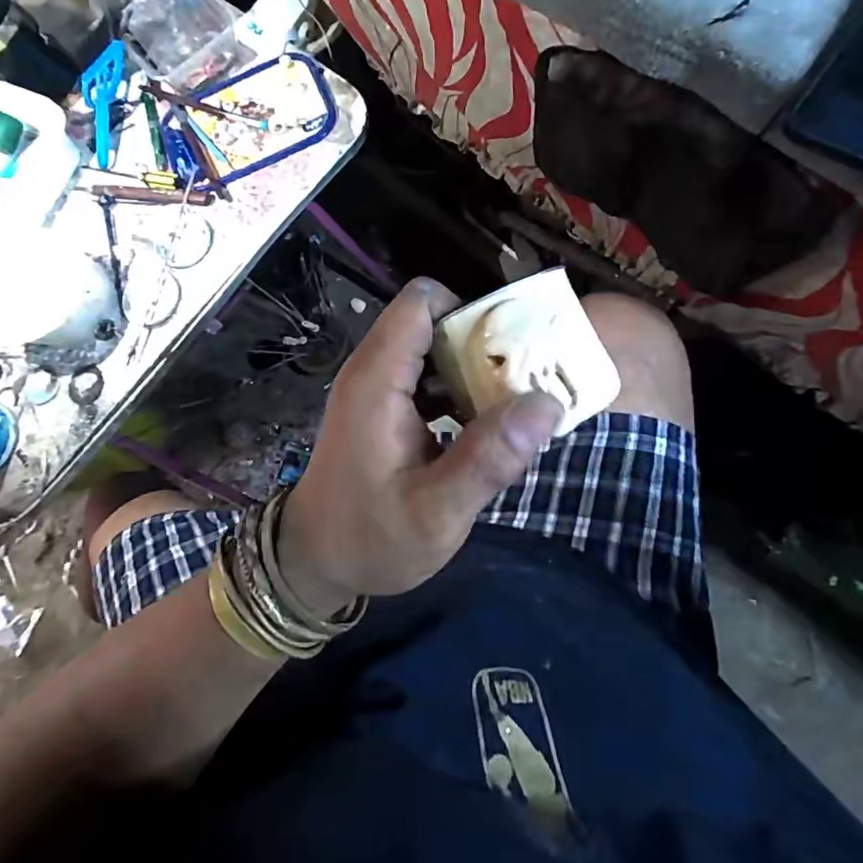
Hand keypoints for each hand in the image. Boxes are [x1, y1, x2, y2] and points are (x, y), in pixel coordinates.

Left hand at [277, 278, 563, 614]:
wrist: (316, 560)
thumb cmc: (369, 539)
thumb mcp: (435, 512)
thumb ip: (488, 459)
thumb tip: (547, 403)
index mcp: (377, 381)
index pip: (422, 302)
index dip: (473, 312)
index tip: (517, 349)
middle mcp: (372, 372)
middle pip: (433, 322)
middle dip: (484, 344)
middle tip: (527, 385)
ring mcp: (374, 390)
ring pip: (432, 352)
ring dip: (475, 371)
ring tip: (513, 408)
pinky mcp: (381, 409)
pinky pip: (425, 380)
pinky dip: (458, 392)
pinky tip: (483, 428)